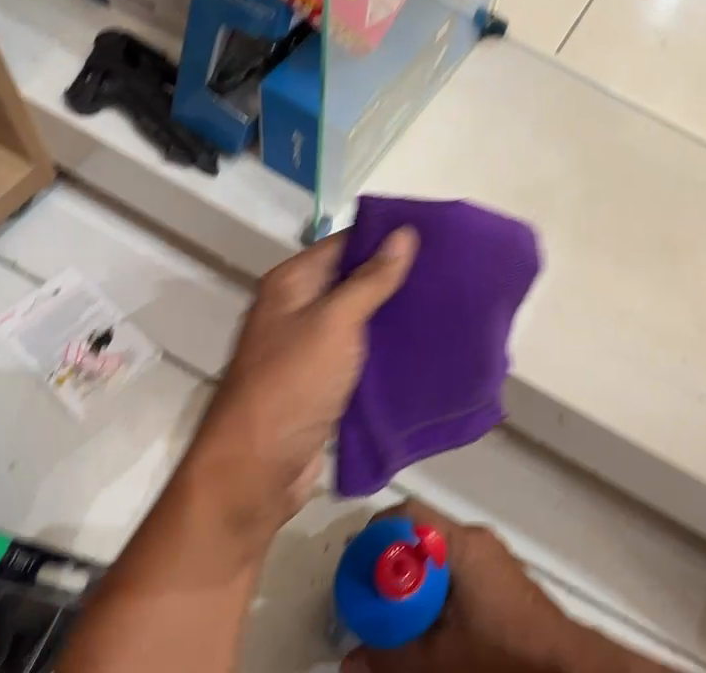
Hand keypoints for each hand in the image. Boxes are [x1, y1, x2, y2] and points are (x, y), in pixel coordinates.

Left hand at [185, 228, 418, 550]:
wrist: (256, 471)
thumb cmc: (292, 385)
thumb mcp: (335, 322)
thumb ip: (371, 279)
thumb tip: (404, 233)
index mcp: (292, 283)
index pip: (345, 243)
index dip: (386, 238)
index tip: (436, 236)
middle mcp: (297, 309)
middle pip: (353, 281)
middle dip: (397, 278)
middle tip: (449, 273)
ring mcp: (308, 348)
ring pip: (360, 320)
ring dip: (395, 316)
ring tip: (446, 305)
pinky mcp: (322, 383)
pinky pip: (360, 355)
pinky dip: (387, 350)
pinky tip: (424, 347)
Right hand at [340, 502, 579, 672]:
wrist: (560, 665)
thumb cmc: (498, 653)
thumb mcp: (435, 660)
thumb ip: (388, 655)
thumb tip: (350, 658)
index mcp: (460, 545)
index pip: (407, 514)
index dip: (373, 537)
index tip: (352, 571)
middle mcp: (475, 539)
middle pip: (418, 535)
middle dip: (387, 565)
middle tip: (365, 600)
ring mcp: (490, 556)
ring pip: (435, 555)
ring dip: (410, 582)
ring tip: (389, 617)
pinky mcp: (498, 576)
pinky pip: (453, 570)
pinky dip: (431, 590)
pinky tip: (422, 623)